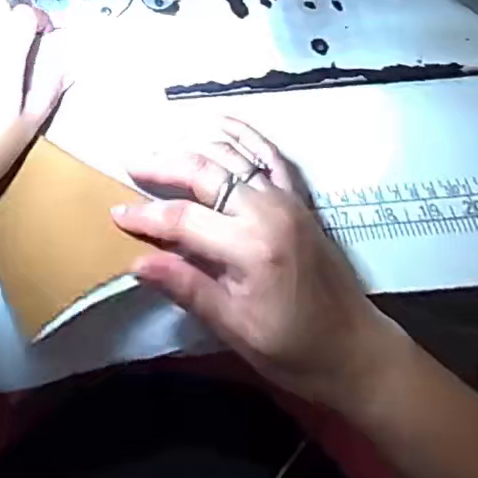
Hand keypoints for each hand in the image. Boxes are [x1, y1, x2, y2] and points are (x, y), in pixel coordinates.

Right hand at [111, 118, 406, 410]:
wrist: (361, 354)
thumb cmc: (295, 350)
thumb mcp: (236, 329)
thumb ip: (186, 287)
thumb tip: (136, 263)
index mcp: (251, 248)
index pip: (183, 219)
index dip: (145, 216)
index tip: (116, 214)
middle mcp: (268, 212)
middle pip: (203, 172)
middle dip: (162, 166)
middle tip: (132, 166)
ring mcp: (286, 200)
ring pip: (229, 157)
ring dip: (192, 149)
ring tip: (161, 152)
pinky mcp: (299, 199)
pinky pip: (268, 155)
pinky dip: (243, 135)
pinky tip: (219, 122)